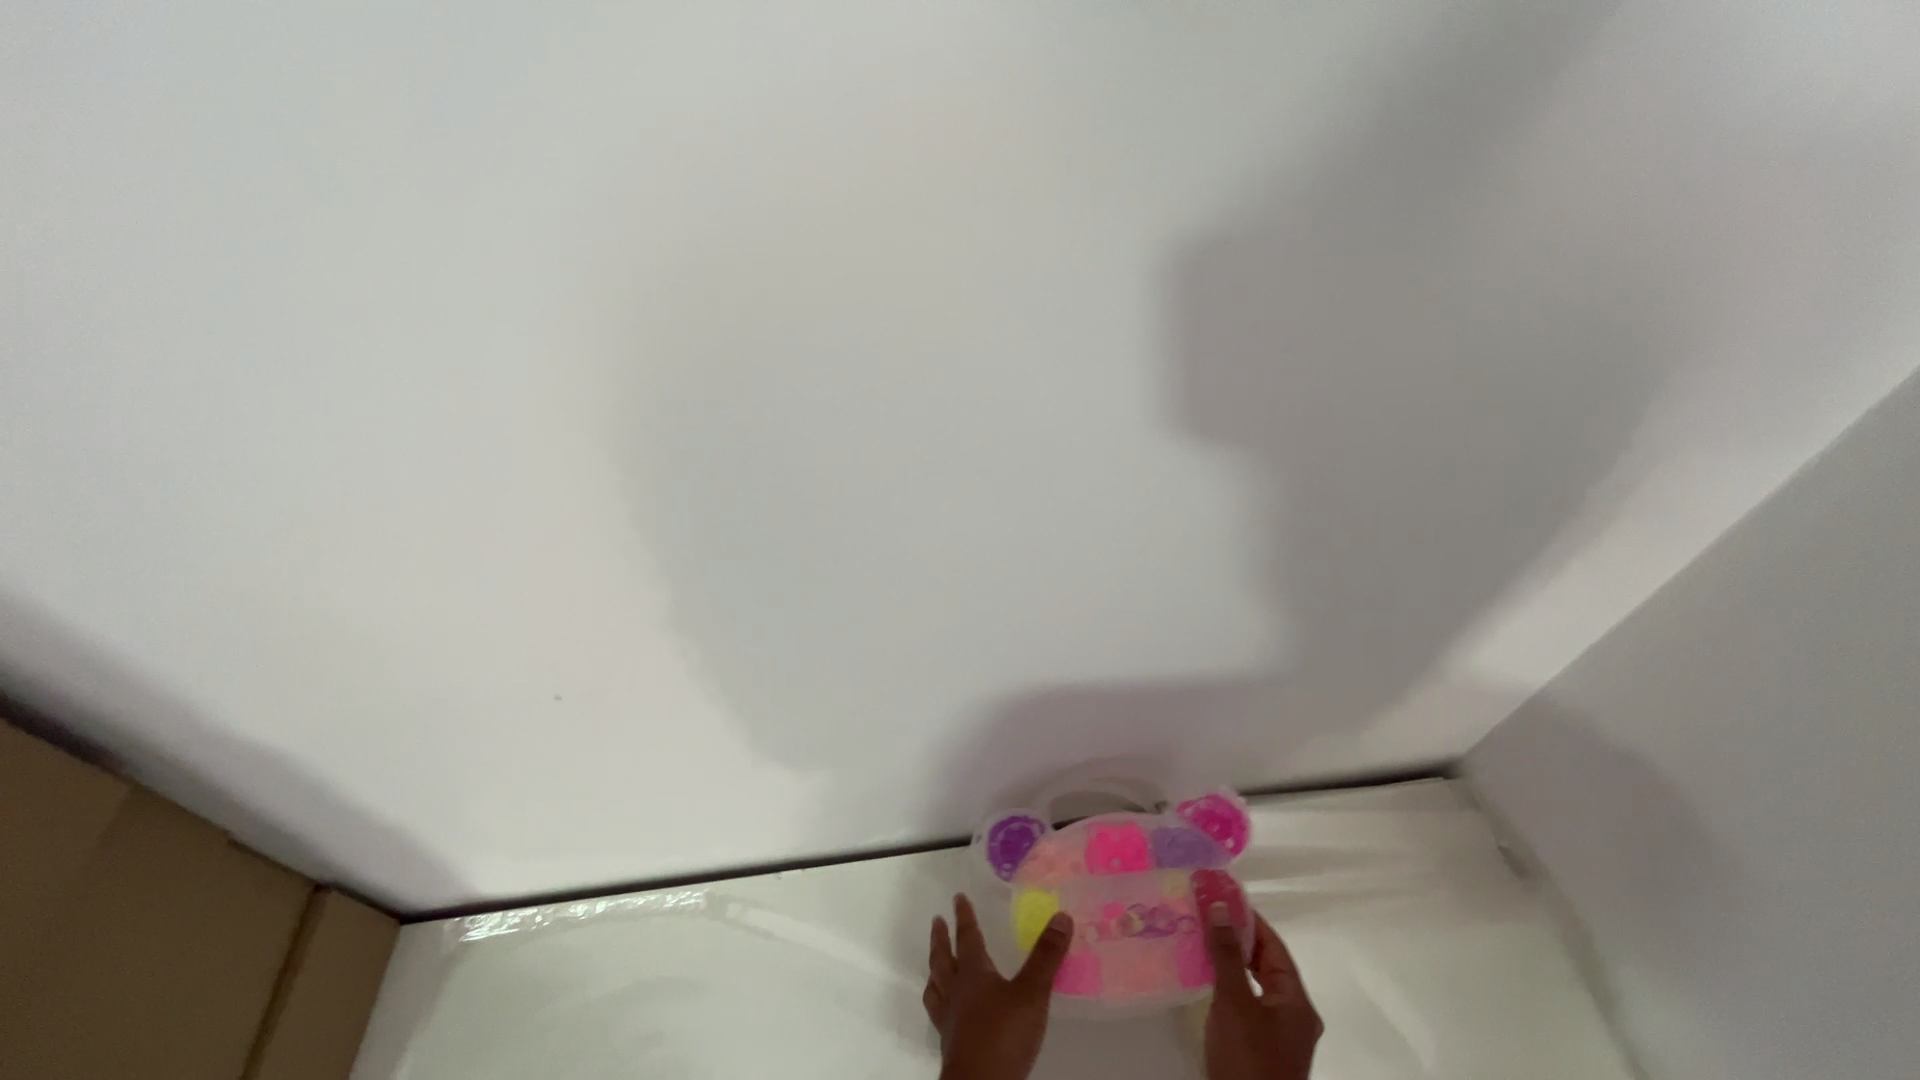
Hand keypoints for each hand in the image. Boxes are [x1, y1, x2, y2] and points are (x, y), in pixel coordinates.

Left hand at [924, 893, 1074, 1079]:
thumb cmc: (1003, 1035)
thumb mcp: (1032, 993)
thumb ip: (1046, 957)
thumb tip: (1061, 917)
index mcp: (972, 974)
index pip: (967, 937)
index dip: (965, 916)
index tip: (957, 897)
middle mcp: (956, 991)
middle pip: (942, 958)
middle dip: (941, 938)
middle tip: (937, 921)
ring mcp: (949, 1018)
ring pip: (936, 986)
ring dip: (934, 970)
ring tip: (934, 964)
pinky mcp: (950, 1043)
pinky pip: (938, 1014)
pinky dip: (939, 1003)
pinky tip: (946, 1010)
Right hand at [1204, 906, 1321, 1079]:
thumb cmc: (1247, 1059)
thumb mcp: (1234, 1002)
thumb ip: (1226, 955)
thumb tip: (1219, 907)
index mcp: (1297, 1001)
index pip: (1275, 947)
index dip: (1250, 920)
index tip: (1222, 898)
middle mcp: (1294, 1015)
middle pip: (1268, 966)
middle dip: (1238, 939)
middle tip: (1206, 915)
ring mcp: (1279, 1035)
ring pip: (1256, 986)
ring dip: (1232, 963)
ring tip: (1201, 940)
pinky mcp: (1261, 1049)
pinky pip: (1247, 1005)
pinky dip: (1229, 987)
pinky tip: (1206, 981)